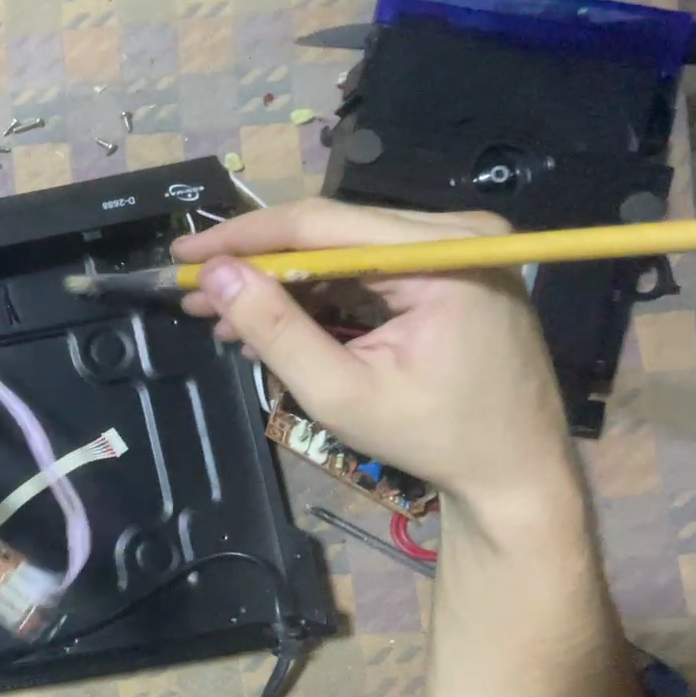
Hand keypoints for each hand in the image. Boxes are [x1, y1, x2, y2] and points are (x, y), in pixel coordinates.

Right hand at [173, 199, 570, 504]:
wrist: (513, 472)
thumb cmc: (432, 437)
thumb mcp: (338, 391)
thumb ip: (274, 329)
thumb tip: (213, 275)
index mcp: (441, 253)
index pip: (318, 224)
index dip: (240, 238)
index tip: (182, 256)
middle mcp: (452, 235)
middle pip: (324, 234)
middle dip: (251, 266)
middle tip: (192, 293)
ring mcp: (449, 253)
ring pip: (333, 254)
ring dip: (273, 287)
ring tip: (218, 319)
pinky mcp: (440, 276)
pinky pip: (355, 275)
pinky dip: (307, 301)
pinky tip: (265, 328)